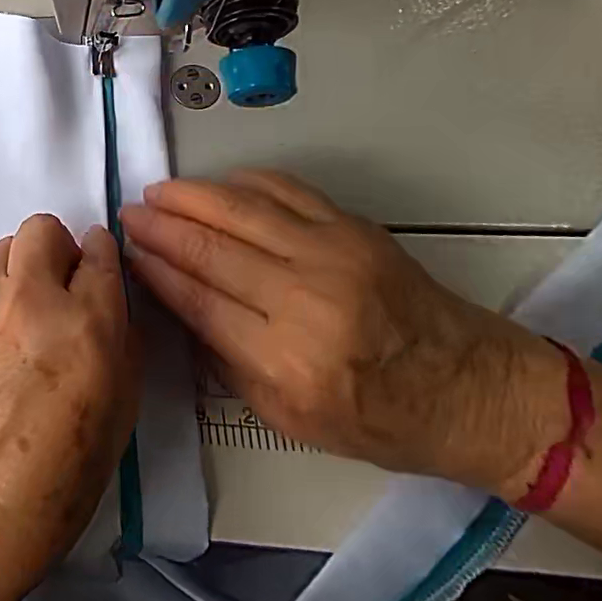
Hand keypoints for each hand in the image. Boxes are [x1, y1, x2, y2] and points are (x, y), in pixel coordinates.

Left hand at [0, 215, 142, 600]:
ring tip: (24, 315)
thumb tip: (107, 299)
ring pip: (4, 249)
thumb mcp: (119, 413)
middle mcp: (29, 301)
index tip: (99, 270)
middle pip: (42, 229)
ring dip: (21, 269)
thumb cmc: (56, 481)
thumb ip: (118, 340)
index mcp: (87, 329)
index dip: (103, 259)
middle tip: (62, 288)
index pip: (100, 254)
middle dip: (58, 250)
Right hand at [120, 170, 563, 498]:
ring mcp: (336, 257)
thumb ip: (220, 355)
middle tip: (126, 214)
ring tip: (155, 193)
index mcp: (286, 359)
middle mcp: (308, 301)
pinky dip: (240, 182)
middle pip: (210, 249)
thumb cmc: (372, 417)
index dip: (153, 270)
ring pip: (240, 210)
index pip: (197, 299)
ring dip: (188, 196)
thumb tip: (171, 297)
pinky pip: (285, 190)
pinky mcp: (357, 231)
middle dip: (158, 227)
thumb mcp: (281, 413)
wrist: (477, 393)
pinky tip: (213, 186)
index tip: (124, 252)